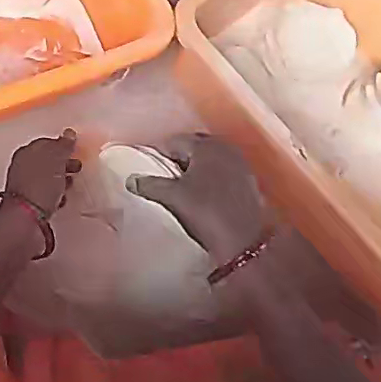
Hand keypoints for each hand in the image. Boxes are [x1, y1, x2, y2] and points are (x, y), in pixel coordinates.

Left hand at [3, 128, 80, 215]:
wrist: (26, 220)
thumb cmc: (41, 185)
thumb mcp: (56, 160)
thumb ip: (63, 146)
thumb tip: (69, 133)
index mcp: (26, 152)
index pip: (46, 143)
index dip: (62, 145)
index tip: (76, 149)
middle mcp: (22, 167)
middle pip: (46, 160)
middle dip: (63, 162)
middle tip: (78, 166)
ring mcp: (24, 186)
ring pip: (46, 177)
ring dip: (60, 178)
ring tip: (72, 183)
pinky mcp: (28, 204)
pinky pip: (44, 193)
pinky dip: (54, 194)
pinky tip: (62, 199)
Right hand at [126, 134, 270, 262]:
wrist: (243, 240)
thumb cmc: (205, 211)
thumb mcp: (173, 197)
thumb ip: (150, 185)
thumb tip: (131, 180)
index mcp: (205, 146)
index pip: (176, 141)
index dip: (162, 153)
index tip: (153, 168)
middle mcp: (225, 148)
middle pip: (196, 146)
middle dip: (181, 158)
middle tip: (168, 176)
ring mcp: (240, 163)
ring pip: (212, 158)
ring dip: (198, 167)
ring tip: (185, 186)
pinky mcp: (249, 180)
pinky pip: (225, 170)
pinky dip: (213, 177)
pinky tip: (206, 194)